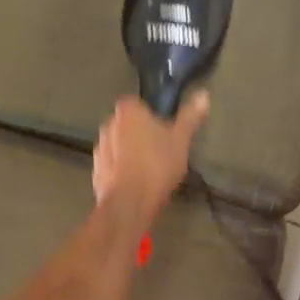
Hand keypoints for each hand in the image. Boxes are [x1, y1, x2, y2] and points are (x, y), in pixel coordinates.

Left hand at [91, 92, 209, 226]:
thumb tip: (203, 95)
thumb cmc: (157, 165)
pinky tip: (137, 184)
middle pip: (128, 124)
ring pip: (119, 145)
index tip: (164, 129)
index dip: (150, 114)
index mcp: (128, 111)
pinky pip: (112, 166)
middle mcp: (109, 124)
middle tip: (160, 149)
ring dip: (130, 152)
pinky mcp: (96, 172)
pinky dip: (122, 171)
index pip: (138, 103)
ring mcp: (100, 149)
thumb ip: (190, 117)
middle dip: (140, 133)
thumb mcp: (181, 140)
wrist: (128, 204)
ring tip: (150, 170)